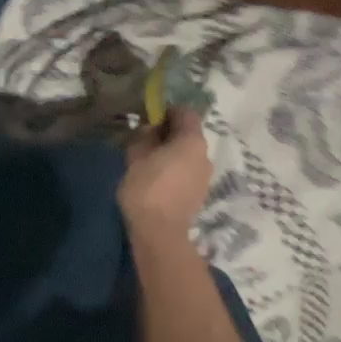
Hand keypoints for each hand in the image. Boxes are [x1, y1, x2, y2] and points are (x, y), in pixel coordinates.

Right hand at [120, 108, 211, 240]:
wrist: (160, 230)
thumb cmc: (145, 189)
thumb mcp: (135, 158)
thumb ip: (143, 138)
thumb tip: (149, 127)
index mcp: (191, 141)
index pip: (186, 113)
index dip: (168, 111)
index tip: (149, 117)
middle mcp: (204, 154)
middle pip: (188, 135)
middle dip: (168, 134)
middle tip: (144, 142)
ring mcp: (205, 175)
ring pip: (188, 154)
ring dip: (171, 153)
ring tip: (148, 164)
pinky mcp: (199, 192)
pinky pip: (187, 171)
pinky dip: (174, 169)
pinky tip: (157, 181)